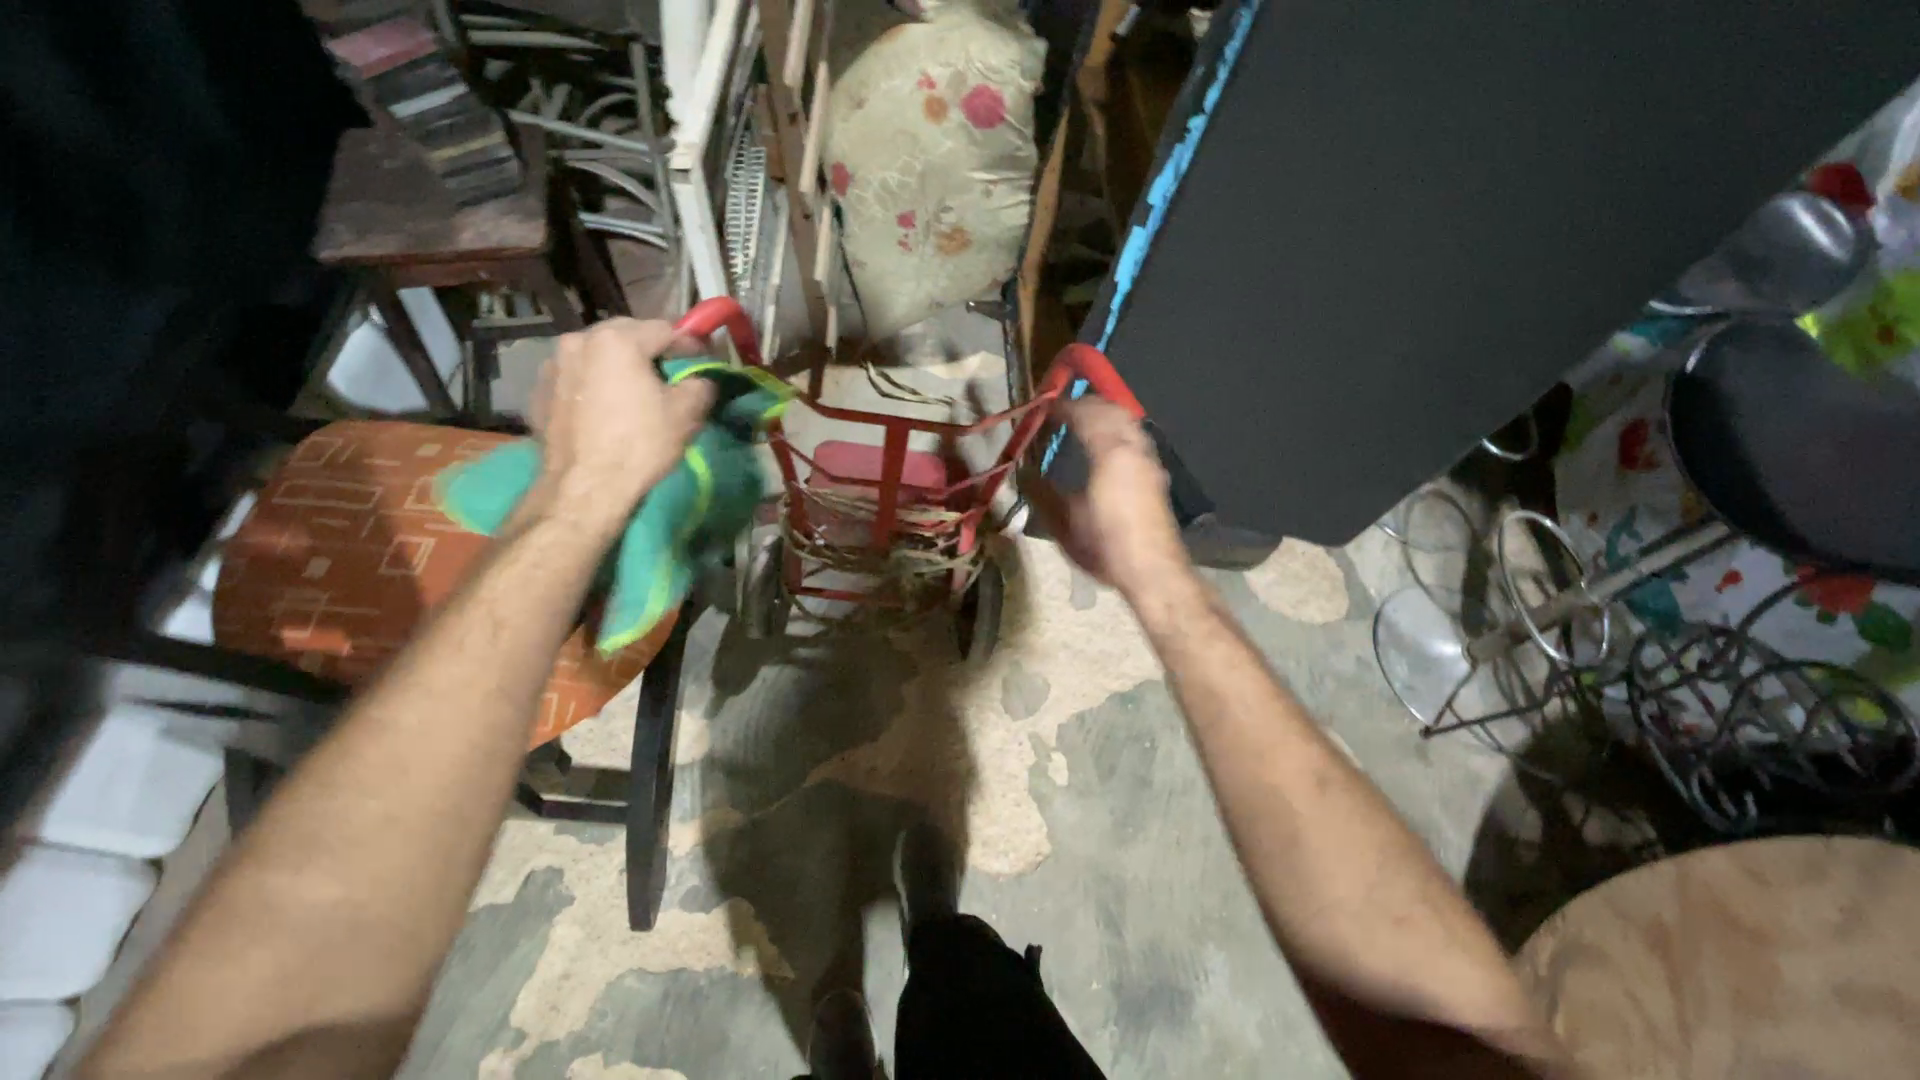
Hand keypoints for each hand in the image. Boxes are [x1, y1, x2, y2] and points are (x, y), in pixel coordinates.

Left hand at [525, 318, 716, 535]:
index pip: (664, 328)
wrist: (584, 488)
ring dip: (617, 366)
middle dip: (648, 350)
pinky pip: (576, 378)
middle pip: (625, 335)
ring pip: (596, 355)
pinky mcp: (538, 392)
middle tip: (667, 374)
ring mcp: (553, 365)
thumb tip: (700, 379)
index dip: (689, 343)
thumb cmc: (639, 445)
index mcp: (617, 339)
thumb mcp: (687, 413)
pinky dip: (593, 385)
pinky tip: (604, 410)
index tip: (702, 359)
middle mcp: (578, 341)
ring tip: (632, 391)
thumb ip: (700, 384)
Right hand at [1045, 398, 1190, 595]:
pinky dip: (1119, 431)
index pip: (1085, 414)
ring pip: (1129, 422)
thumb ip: (1042, 494)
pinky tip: (1109, 448)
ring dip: (1106, 415)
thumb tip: (1023, 474)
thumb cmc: (1105, 546)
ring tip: (1085, 423)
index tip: (1044, 409)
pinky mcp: (1157, 476)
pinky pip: (1136, 438)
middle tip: (1064, 410)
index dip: (1062, 408)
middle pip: (1112, 410)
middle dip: (1087, 404)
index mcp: (1110, 452)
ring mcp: (1150, 461)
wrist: (1152, 569)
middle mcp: (1134, 448)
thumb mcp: (1065, 523)